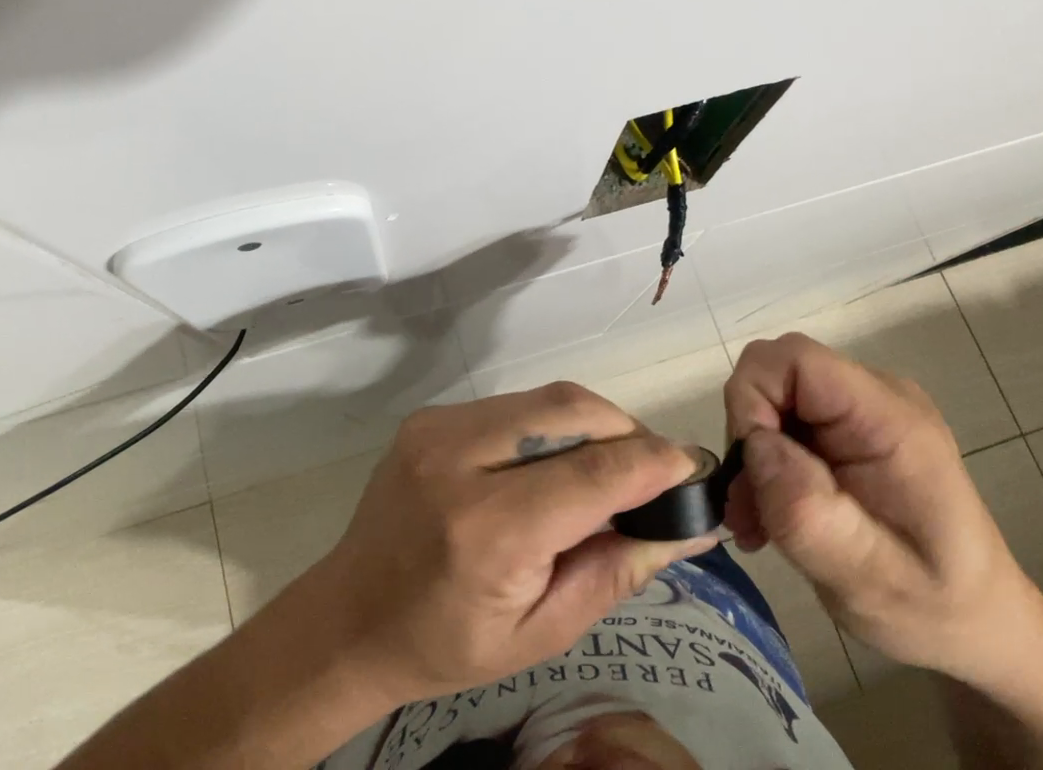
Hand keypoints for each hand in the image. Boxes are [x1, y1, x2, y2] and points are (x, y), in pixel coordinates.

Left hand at [296, 383, 717, 705]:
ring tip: (607, 469)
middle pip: (575, 411)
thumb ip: (617, 571)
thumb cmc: (448, 644)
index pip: (597, 472)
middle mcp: (460, 459)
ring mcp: (438, 429)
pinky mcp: (429, 418)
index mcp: (489, 529)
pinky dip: (552, 424)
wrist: (349, 619)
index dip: (657, 463)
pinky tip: (554, 463)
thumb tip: (690, 526)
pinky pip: (515, 405)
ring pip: (548, 397)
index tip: (693, 469)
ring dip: (594, 425)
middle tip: (651, 473)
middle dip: (629, 434)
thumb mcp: (542, 632)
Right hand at [723, 333, 1042, 682]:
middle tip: (747, 513)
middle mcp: (877, 398)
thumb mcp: (867, 580)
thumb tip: (757, 446)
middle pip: (778, 374)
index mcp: (891, 421)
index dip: (753, 400)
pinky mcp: (850, 431)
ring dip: (753, 459)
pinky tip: (774, 517)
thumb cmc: (933, 610)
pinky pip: (787, 422)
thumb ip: (808, 514)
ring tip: (759, 527)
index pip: (795, 359)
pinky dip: (767, 466)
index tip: (746, 471)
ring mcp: (863, 412)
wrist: (979, 625)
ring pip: (774, 399)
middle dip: (747, 437)